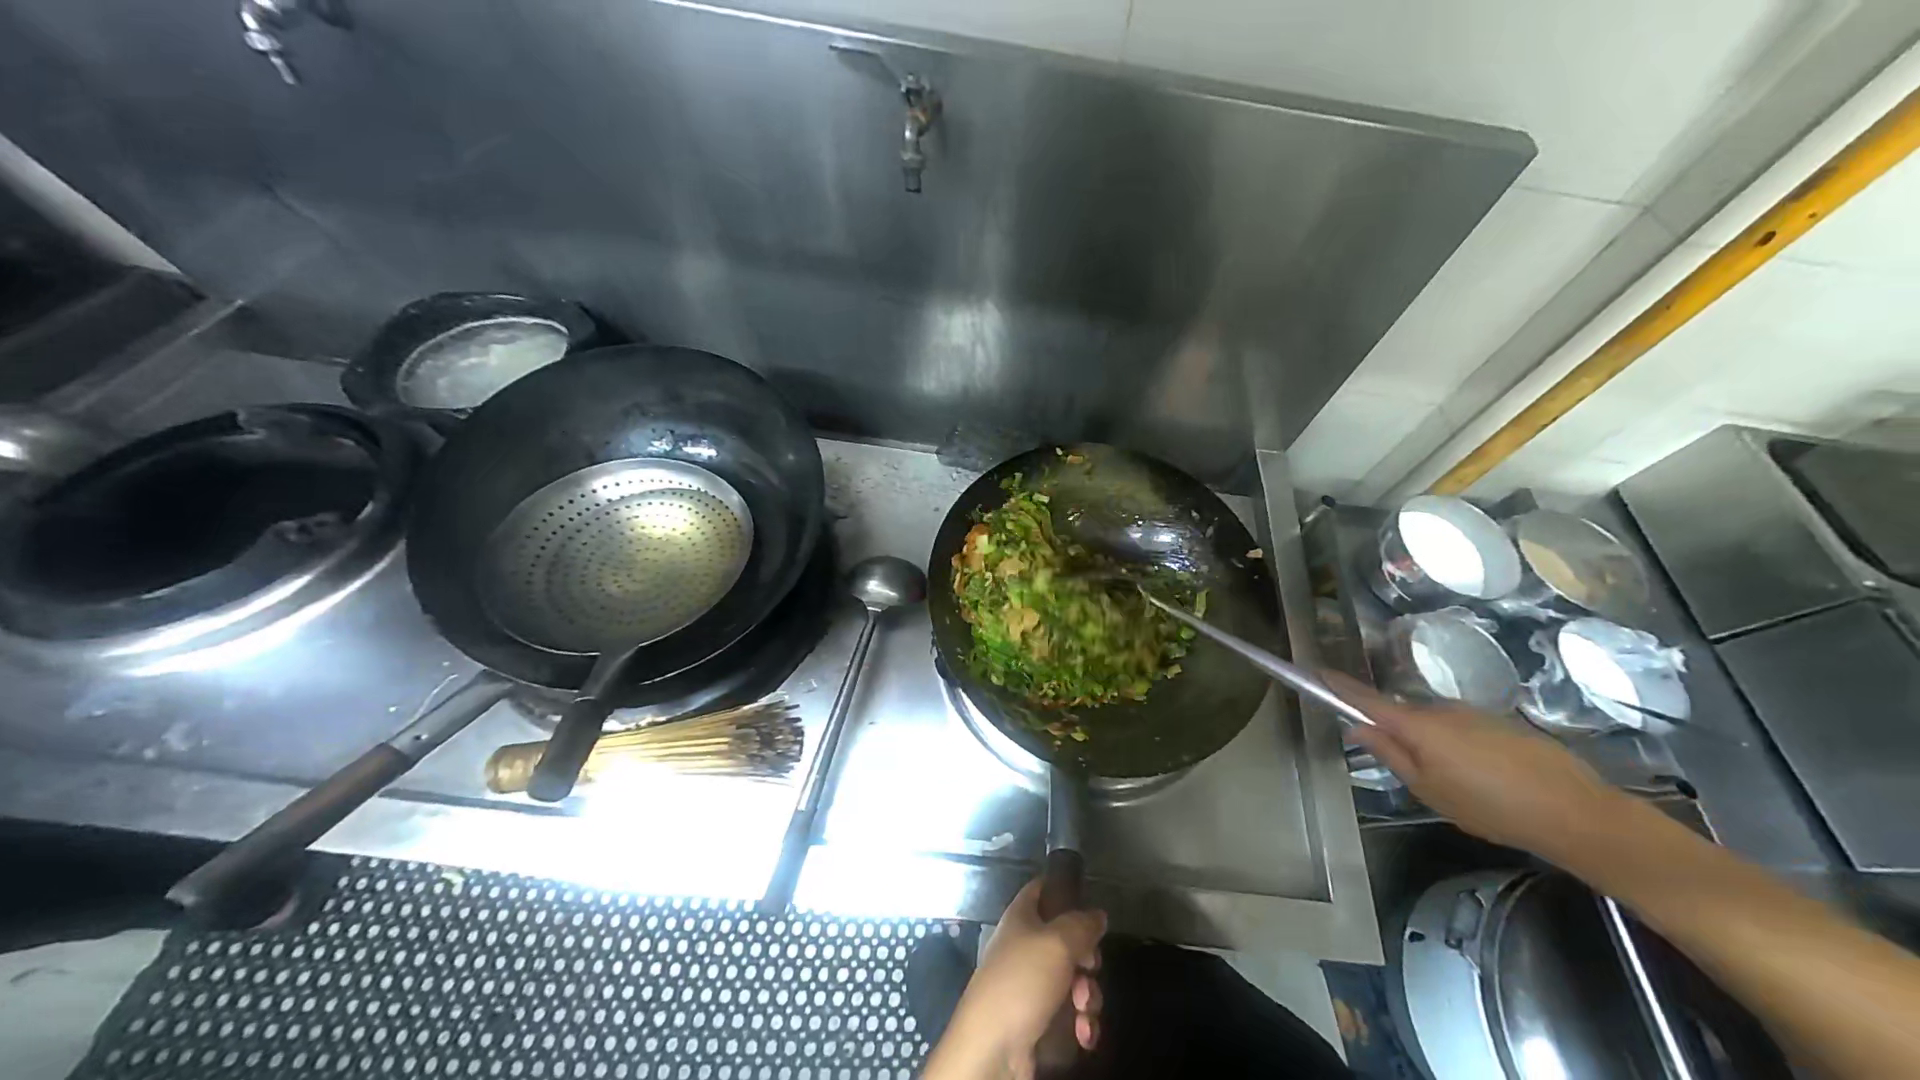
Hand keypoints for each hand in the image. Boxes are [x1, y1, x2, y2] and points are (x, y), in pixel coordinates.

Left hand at [926, 878, 1106, 1079]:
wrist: (992, 1048)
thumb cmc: (1022, 981)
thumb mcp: (1057, 942)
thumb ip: (1082, 924)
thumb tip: (1098, 914)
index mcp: (1021, 918)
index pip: (1041, 889)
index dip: (1064, 891)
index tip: (1090, 906)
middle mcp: (1024, 947)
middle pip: (1067, 941)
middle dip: (1087, 959)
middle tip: (1090, 968)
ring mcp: (1030, 985)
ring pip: (1073, 981)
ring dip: (1088, 997)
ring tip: (1083, 1010)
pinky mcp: (1038, 1020)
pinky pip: (1070, 1015)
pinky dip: (1081, 1024)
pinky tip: (1083, 1034)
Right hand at [1327, 672, 1627, 860]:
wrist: (1577, 814)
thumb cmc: (1490, 806)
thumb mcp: (1428, 790)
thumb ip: (1389, 755)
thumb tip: (1358, 728)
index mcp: (1418, 725)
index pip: (1366, 699)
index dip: (1339, 686)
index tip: (1315, 670)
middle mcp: (1442, 709)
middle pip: (1403, 714)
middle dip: (1396, 733)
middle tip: (1409, 773)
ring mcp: (1476, 713)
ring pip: (1436, 724)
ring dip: (1433, 745)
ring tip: (1457, 787)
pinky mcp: (1503, 723)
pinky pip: (1465, 730)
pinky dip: (1462, 748)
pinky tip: (1485, 782)